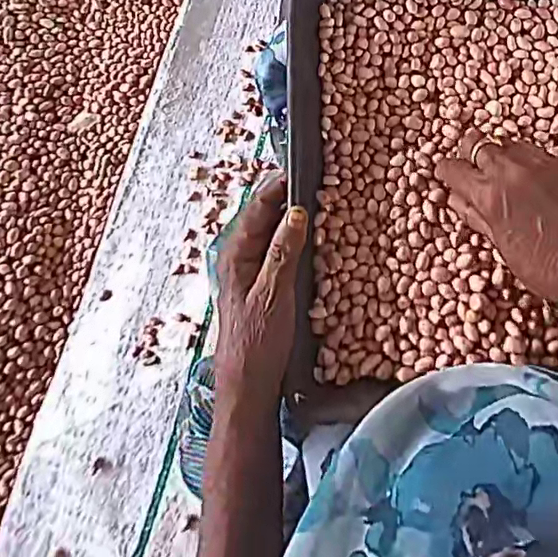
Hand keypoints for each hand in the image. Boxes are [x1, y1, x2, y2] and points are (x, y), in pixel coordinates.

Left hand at [213, 175, 307, 394]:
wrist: (248, 388)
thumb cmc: (256, 343)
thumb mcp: (273, 295)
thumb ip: (283, 252)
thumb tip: (296, 210)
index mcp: (235, 253)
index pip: (257, 206)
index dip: (278, 184)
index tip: (303, 167)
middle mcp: (241, 256)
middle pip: (265, 214)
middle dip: (288, 195)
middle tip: (319, 178)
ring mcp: (252, 269)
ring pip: (274, 231)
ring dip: (294, 215)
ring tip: (322, 199)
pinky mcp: (265, 282)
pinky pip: (280, 249)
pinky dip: (296, 237)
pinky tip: (316, 235)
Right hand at [434, 129, 557, 304]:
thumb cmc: (546, 267)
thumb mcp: (501, 245)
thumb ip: (476, 215)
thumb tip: (457, 199)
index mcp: (489, 195)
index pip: (452, 168)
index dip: (446, 172)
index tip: (447, 176)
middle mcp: (509, 171)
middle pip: (474, 142)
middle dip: (468, 156)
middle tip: (470, 171)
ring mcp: (535, 163)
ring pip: (501, 142)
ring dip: (494, 155)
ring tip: (497, 175)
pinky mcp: (556, 163)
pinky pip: (527, 149)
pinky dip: (519, 158)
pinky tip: (522, 177)